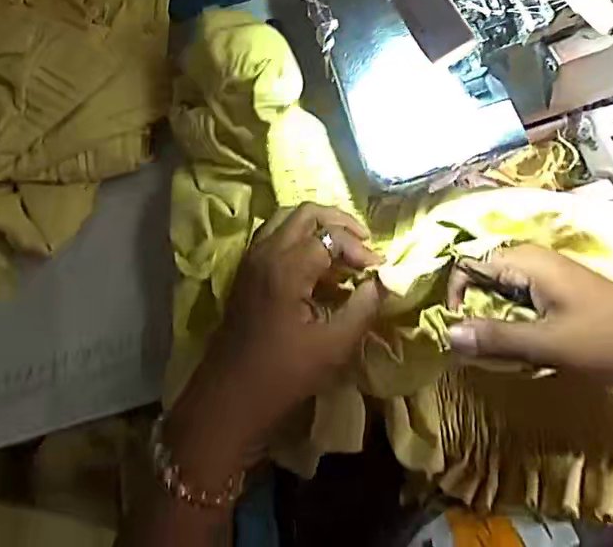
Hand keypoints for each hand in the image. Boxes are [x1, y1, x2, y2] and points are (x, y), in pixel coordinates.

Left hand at [165, 204, 385, 478]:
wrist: (227, 399)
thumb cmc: (282, 375)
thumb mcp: (332, 347)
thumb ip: (362, 308)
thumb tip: (384, 280)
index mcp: (286, 267)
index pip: (331, 237)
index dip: (359, 250)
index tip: (379, 270)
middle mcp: (266, 251)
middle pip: (307, 212)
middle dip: (340, 223)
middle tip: (364, 245)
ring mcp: (252, 257)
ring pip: (288, 217)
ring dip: (318, 225)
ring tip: (343, 248)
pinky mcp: (246, 268)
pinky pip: (275, 232)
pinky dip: (299, 235)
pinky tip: (316, 261)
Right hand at [444, 244, 612, 382]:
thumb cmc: (607, 340)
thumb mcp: (548, 345)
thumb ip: (496, 338)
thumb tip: (447, 333)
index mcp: (526, 261)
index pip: (469, 264)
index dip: (456, 295)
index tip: (461, 333)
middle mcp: (533, 258)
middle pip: (484, 274)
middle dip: (474, 307)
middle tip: (483, 347)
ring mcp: (549, 272)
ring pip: (503, 287)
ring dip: (495, 316)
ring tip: (505, 350)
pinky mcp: (561, 288)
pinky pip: (522, 295)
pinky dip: (514, 317)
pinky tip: (528, 345)